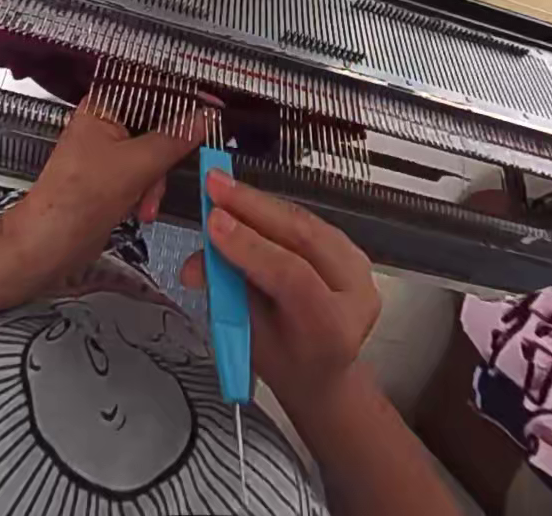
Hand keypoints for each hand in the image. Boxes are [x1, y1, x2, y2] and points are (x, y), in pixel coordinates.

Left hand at [0, 100, 200, 285]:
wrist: (51, 244)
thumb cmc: (79, 196)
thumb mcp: (135, 164)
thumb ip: (173, 139)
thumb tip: (203, 117)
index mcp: (101, 106)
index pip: (147, 87)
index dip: (178, 95)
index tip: (208, 105)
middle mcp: (104, 123)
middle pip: (155, 122)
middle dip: (165, 153)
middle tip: (174, 166)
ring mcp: (108, 152)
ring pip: (153, 152)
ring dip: (156, 180)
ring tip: (146, 202)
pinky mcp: (112, 178)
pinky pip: (145, 174)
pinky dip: (148, 192)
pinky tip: (141, 209)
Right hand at [179, 171, 379, 408]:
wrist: (320, 366)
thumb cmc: (283, 359)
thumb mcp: (247, 336)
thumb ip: (225, 293)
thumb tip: (196, 263)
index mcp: (331, 330)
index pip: (293, 278)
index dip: (250, 246)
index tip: (213, 221)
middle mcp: (355, 294)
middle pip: (302, 237)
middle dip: (250, 206)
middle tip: (213, 185)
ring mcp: (356, 266)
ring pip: (301, 220)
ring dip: (256, 201)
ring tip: (220, 186)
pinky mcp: (347, 246)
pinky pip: (302, 218)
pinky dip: (267, 206)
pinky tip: (241, 196)